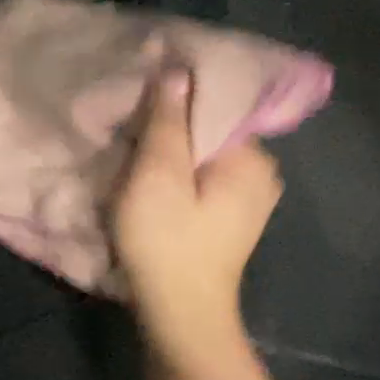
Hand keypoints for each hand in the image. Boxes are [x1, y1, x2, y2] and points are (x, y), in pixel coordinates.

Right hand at [113, 71, 282, 358]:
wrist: (178, 306)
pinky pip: (197, 171)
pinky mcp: (226, 213)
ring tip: (122, 138)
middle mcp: (260, 173)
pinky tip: (140, 168)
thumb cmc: (165, 237)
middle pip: (207, 128)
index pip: (214, 106)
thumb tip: (176, 73)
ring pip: (199, 150)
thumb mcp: (156, 175)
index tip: (132, 87)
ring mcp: (246, 196)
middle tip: (118, 116)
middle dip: (166, 119)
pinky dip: (169, 164)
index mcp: (251, 160)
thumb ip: (167, 124)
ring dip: (164, 143)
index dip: (172, 93)